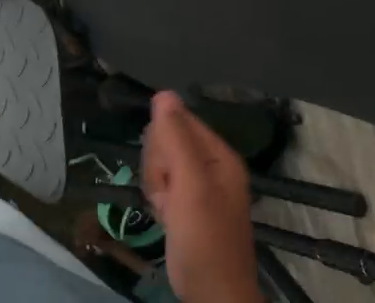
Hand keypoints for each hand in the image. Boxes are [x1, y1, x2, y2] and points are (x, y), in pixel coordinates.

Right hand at [142, 92, 260, 302]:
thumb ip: (176, 138)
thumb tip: (164, 93)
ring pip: (157, 161)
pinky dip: (156, 198)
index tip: (167, 168)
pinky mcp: (184, 201)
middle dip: (157, 165)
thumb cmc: (205, 237)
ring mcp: (197, 184)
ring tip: (167, 208)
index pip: (177, 120)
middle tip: (169, 192)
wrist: (211, 291)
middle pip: (164, 140)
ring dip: (155, 184)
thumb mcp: (190, 184)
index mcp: (219, 155)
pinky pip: (158, 182)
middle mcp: (209, 164)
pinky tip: (165, 214)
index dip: (163, 142)